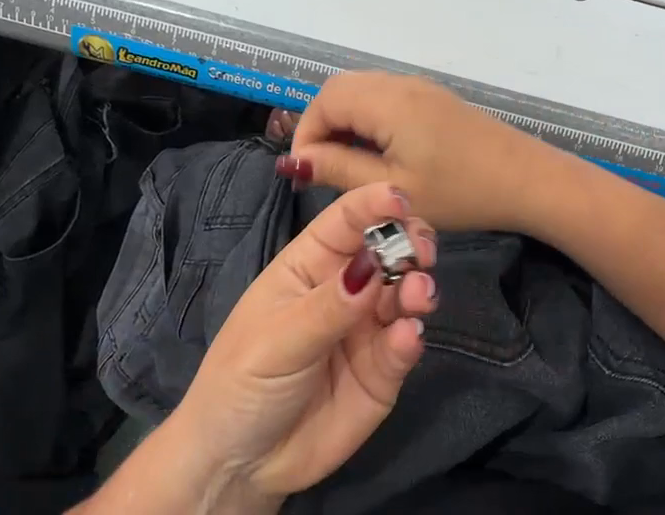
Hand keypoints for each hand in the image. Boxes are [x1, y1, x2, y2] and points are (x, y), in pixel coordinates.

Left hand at [158, 182, 439, 509]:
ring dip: (418, 287)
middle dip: (410, 242)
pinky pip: (405, 344)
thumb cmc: (242, 382)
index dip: (374, 203)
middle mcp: (347, 287)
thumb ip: (328, 306)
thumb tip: (373, 265)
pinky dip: (412, 336)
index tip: (400, 199)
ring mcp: (368, 327)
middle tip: (423, 252)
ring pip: (405, 293)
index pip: (347, 221)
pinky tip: (407, 337)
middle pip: (388, 249)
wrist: (241, 466)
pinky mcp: (384, 370)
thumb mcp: (277, 340)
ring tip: (419, 294)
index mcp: (311, 263)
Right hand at [286, 72, 569, 232]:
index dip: (305, 132)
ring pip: (363, 91)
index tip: (303, 173)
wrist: (526, 180)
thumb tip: (296, 161)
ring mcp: (420, 88)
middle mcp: (401, 84)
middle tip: (319, 168)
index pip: (325, 100)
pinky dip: (367, 119)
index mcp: (387, 101)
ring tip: (343, 165)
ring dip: (344, 122)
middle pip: (341, 89)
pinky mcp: (434, 99)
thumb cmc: (460, 191)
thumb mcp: (392, 189)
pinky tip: (376, 154)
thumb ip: (339, 170)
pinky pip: (385, 98)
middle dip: (321, 124)